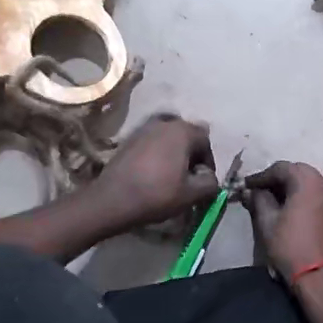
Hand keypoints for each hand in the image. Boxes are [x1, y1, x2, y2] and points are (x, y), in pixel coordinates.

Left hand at [91, 114, 220, 229]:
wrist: (112, 199)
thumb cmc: (156, 194)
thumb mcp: (192, 194)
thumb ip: (210, 183)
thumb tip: (209, 177)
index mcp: (183, 131)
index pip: (205, 141)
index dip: (208, 162)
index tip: (203, 180)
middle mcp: (164, 122)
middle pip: (187, 135)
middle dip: (191, 154)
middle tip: (188, 177)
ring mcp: (143, 128)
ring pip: (168, 137)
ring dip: (174, 152)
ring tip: (171, 175)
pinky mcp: (128, 138)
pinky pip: (152, 142)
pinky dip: (157, 153)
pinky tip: (153, 172)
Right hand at [244, 161, 322, 279]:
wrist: (321, 276)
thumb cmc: (291, 246)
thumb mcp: (267, 222)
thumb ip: (259, 200)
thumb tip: (251, 191)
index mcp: (309, 181)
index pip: (281, 168)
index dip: (261, 176)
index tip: (246, 185)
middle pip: (297, 172)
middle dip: (277, 179)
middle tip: (258, 190)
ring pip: (309, 183)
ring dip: (290, 188)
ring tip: (272, 200)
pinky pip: (317, 195)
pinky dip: (302, 196)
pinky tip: (289, 208)